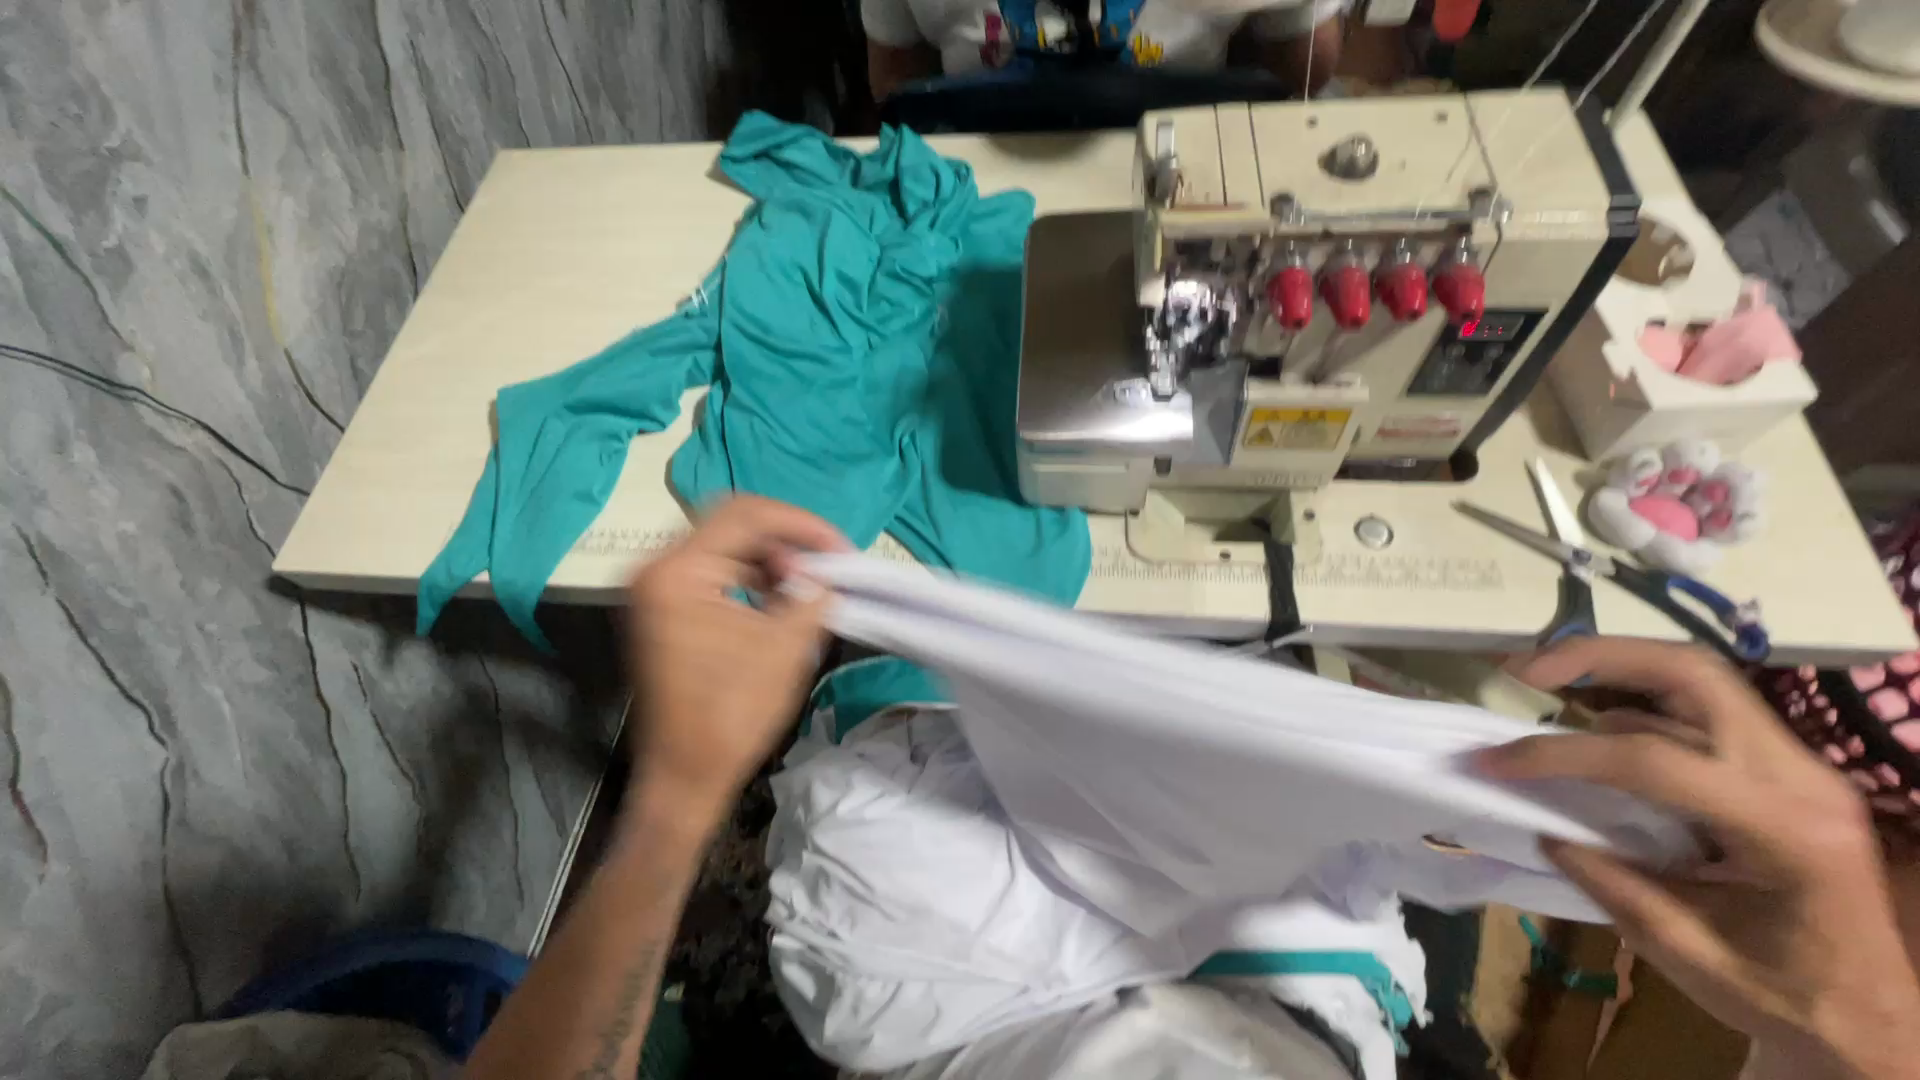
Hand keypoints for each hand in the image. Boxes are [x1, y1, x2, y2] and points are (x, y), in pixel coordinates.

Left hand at [624, 497, 848, 832]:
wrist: (687, 776)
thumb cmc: (731, 717)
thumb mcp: (784, 648)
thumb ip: (810, 595)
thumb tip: (823, 572)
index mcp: (675, 572)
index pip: (745, 515)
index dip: (801, 525)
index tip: (841, 549)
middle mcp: (657, 569)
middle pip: (733, 524)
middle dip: (788, 540)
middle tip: (829, 564)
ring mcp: (657, 588)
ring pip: (727, 546)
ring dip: (773, 558)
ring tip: (812, 583)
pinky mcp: (667, 608)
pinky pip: (716, 571)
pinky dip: (754, 577)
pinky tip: (784, 597)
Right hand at [1474, 638, 1919, 1079]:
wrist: (1885, 1023)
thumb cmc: (1792, 1001)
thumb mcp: (1686, 955)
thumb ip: (1611, 884)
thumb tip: (1544, 828)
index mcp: (1785, 829)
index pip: (1651, 761)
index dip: (1560, 754)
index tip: (1492, 761)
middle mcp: (1798, 777)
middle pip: (1692, 674)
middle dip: (1596, 656)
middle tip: (1522, 671)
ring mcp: (1795, 766)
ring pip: (1697, 678)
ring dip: (1612, 666)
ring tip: (1541, 680)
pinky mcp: (1779, 768)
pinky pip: (1699, 711)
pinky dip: (1633, 703)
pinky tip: (1592, 732)